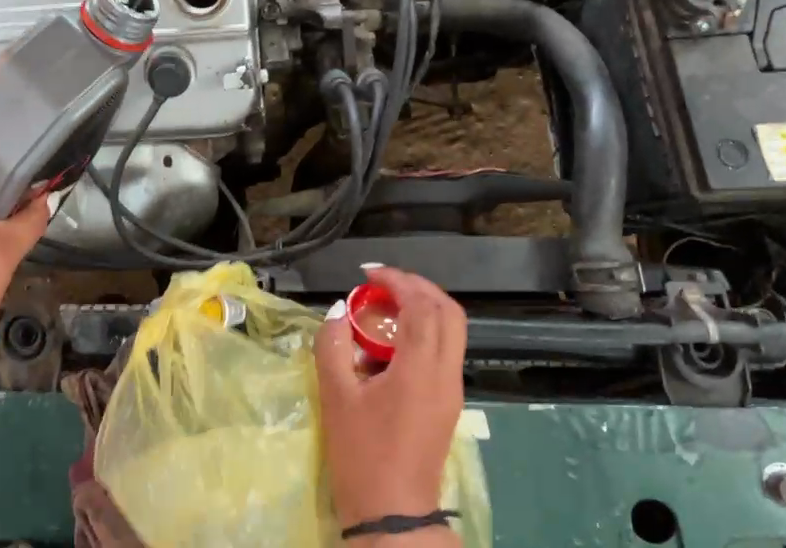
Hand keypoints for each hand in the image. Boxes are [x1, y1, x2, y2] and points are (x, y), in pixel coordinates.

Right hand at [315, 267, 466, 534]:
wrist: (392, 511)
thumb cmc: (361, 452)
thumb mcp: (336, 394)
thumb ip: (333, 345)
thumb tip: (337, 310)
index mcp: (421, 369)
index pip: (422, 306)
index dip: (397, 280)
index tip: (367, 273)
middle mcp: (446, 374)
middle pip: (449, 312)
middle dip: (418, 288)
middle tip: (382, 283)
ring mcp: (452, 390)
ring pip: (451, 332)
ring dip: (422, 309)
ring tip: (383, 307)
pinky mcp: (447, 403)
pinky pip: (444, 352)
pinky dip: (423, 332)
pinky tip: (389, 342)